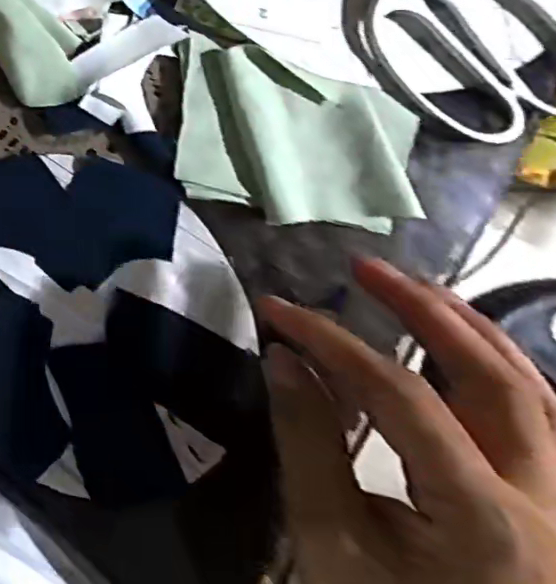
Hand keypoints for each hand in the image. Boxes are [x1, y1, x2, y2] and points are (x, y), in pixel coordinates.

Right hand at [261, 258, 555, 583]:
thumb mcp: (328, 533)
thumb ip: (309, 443)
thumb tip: (284, 358)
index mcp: (486, 518)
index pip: (403, 396)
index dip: (332, 341)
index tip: (273, 307)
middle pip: (504, 387)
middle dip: (430, 316)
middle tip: (365, 267)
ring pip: (548, 403)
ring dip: (479, 337)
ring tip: (421, 291)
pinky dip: (513, 376)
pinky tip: (474, 351)